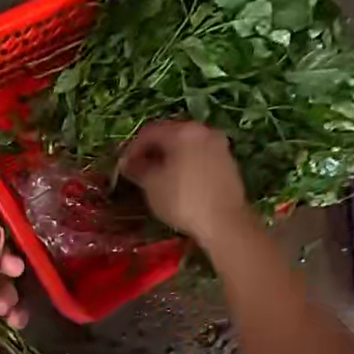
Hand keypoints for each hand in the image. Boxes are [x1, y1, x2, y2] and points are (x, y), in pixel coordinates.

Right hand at [116, 120, 251, 244]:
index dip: (133, 149)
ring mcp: (219, 146)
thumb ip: (138, 169)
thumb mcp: (152, 185)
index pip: (149, 132)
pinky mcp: (229, 163)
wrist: (225, 223)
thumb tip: (128, 163)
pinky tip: (180, 184)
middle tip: (140, 171)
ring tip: (159, 179)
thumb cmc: (184, 201)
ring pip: (187, 147)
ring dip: (170, 159)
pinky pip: (200, 157)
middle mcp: (203, 131)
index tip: (124, 167)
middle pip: (170, 135)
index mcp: (183, 131)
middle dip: (152, 152)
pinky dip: (187, 166)